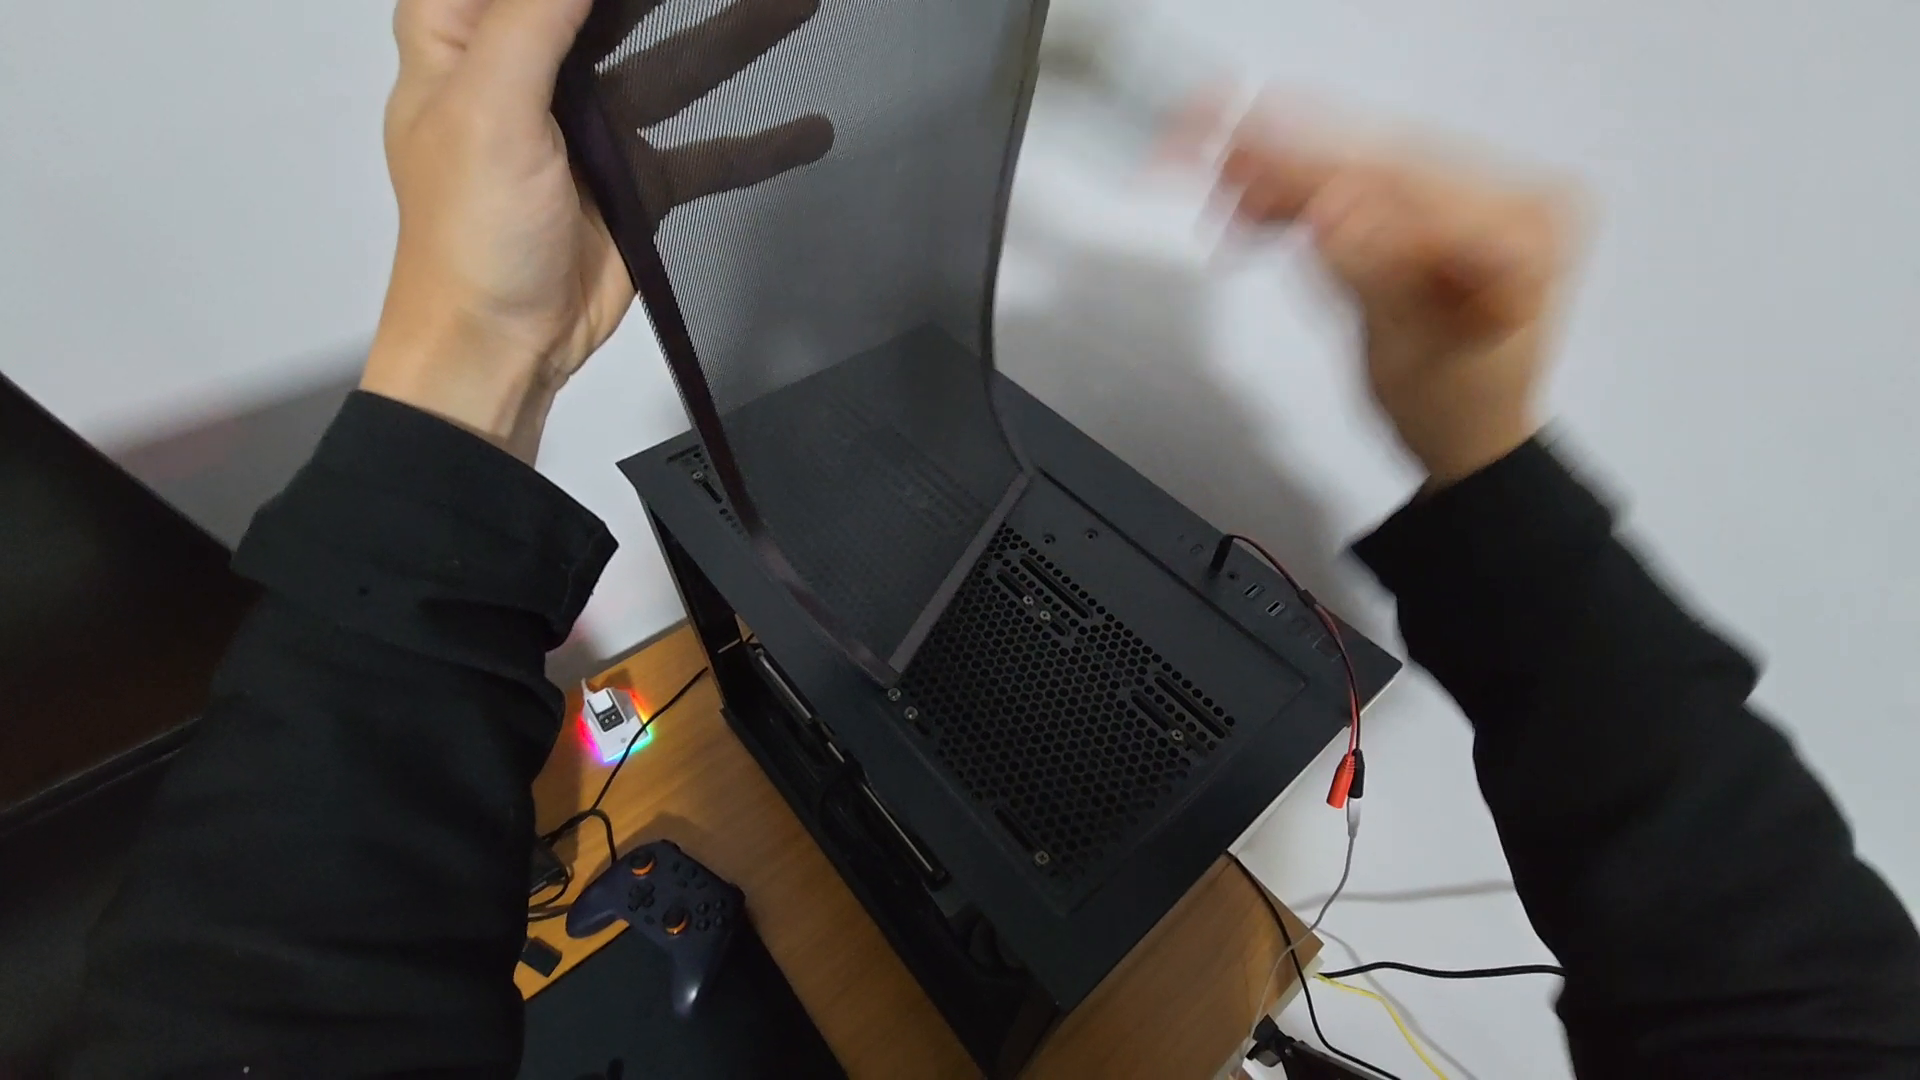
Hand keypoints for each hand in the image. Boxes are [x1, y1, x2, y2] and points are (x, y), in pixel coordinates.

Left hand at [365, 0, 830, 463]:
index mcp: (470, 29)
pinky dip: (760, 147)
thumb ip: (536, 18)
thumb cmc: (475, 223)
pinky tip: (812, 131)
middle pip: (615, 7)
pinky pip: (709, 155)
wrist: (506, 341)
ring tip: (801, 9)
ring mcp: (599, 127)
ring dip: (740, 41)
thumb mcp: (490, 107)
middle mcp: (537, 64)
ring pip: (678, 69)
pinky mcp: (643, 183)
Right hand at [1210, 105, 1580, 485]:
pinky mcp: (1432, 219)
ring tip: (1227, 192)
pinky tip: (1259, 212)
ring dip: (1288, 185)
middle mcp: (1508, 194)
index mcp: (1526, 221)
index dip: (1320, 171)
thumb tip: (1323, 210)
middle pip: (1381, 167)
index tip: (1249, 162)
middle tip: (1221, 165)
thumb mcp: (1408, 347)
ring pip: (1361, 177)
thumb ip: (1369, 271)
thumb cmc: (1451, 405)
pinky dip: (1303, 206)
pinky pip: (1360, 200)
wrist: (1467, 434)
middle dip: (1293, 167)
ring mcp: (1471, 203)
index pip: (1406, 182)